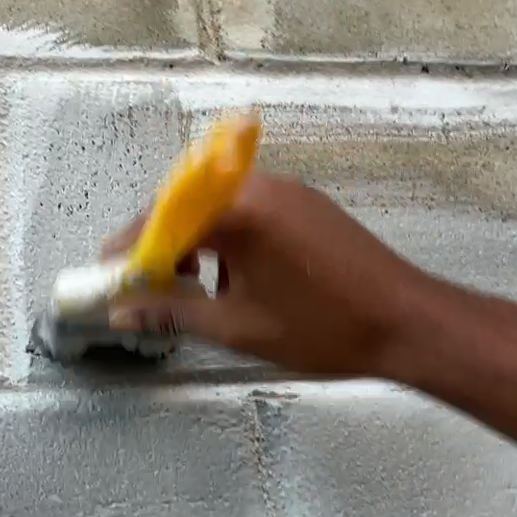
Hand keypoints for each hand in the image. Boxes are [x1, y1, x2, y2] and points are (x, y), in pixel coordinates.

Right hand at [104, 172, 433, 377]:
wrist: (409, 323)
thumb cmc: (321, 329)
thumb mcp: (237, 327)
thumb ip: (173, 312)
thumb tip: (121, 311)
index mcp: (239, 211)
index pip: (162, 220)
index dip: (129, 248)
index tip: (107, 273)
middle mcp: (259, 187)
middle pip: (186, 204)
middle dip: (159, 241)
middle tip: (144, 281)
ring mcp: (286, 190)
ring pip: (217, 206)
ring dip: (193, 238)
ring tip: (186, 284)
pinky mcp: (305, 202)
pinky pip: (247, 209)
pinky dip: (225, 236)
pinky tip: (230, 274)